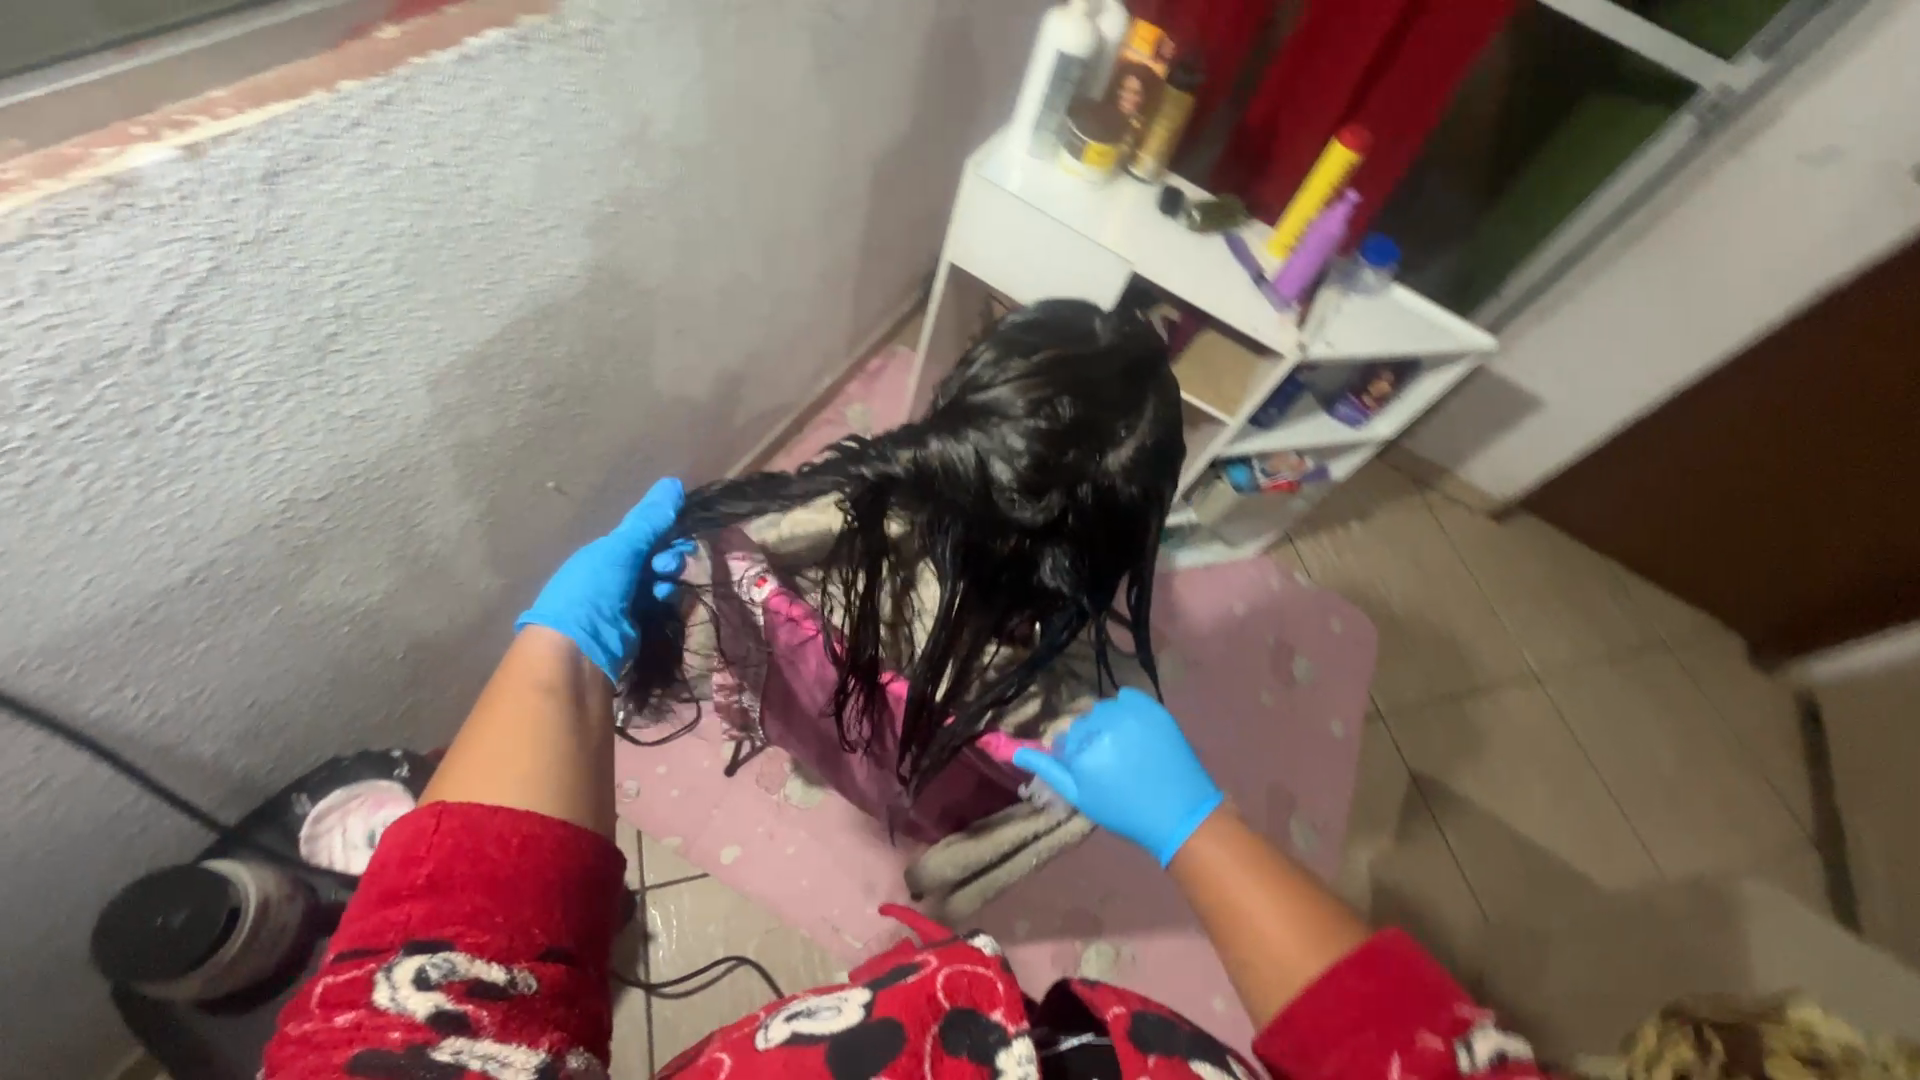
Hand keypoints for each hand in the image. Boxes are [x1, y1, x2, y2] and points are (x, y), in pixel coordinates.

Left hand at [516, 477, 694, 680]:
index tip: (677, 539)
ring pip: (662, 583)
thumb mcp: (620, 549)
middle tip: (669, 568)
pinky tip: (666, 605)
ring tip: (664, 591)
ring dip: (670, 582)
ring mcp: (626, 603)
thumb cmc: (593, 590)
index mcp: (605, 554)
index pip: (644, 536)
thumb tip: (674, 483)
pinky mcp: (638, 628)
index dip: (664, 533)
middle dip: (669, 559)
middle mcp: (615, 576)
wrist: (578, 650)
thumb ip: (649, 520)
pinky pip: (662, 607)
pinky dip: (668, 603)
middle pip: (656, 560)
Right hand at [1012, 687, 1224, 866]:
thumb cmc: (1124, 811)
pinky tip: (1134, 729)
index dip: (1074, 757)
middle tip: (1110, 762)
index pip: (1063, 741)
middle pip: (1082, 722)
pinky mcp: (1153, 708)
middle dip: (1089, 738)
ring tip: (1124, 747)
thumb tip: (1016, 751)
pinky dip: (1127, 708)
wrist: (1179, 813)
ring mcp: (1130, 714)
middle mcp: (1102, 725)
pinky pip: (1128, 697)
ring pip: (1103, 709)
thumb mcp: (1081, 797)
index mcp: (1082, 750)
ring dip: (1106, 723)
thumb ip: (1049, 770)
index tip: (1091, 772)